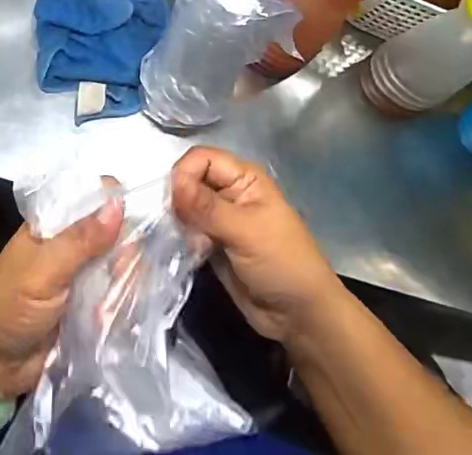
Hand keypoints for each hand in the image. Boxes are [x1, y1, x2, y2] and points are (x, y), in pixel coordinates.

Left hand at [0, 193, 122, 399]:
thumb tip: (118, 204)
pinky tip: (115, 311)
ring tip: (109, 300)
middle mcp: (75, 242)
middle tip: (114, 272)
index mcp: (56, 222)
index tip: (128, 224)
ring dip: (123, 279)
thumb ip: (80, 240)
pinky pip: (119, 291)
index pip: (96, 195)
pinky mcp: (93, 303)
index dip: (116, 202)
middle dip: (124, 248)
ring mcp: (85, 273)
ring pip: (122, 261)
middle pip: (117, 229)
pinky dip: (122, 299)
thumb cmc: (7, 308)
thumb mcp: (42, 270)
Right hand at [172, 146, 344, 342]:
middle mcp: (230, 192)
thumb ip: (207, 207)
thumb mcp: (246, 231)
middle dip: (178, 199)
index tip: (173, 202)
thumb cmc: (282, 262)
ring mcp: (220, 220)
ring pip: (186, 207)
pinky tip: (187, 253)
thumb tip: (173, 182)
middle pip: (191, 180)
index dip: (185, 174)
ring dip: (179, 223)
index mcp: (244, 178)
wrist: (298, 313)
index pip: (203, 158)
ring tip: (185, 243)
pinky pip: (188, 232)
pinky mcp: (213, 244)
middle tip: (176, 226)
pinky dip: (182, 240)